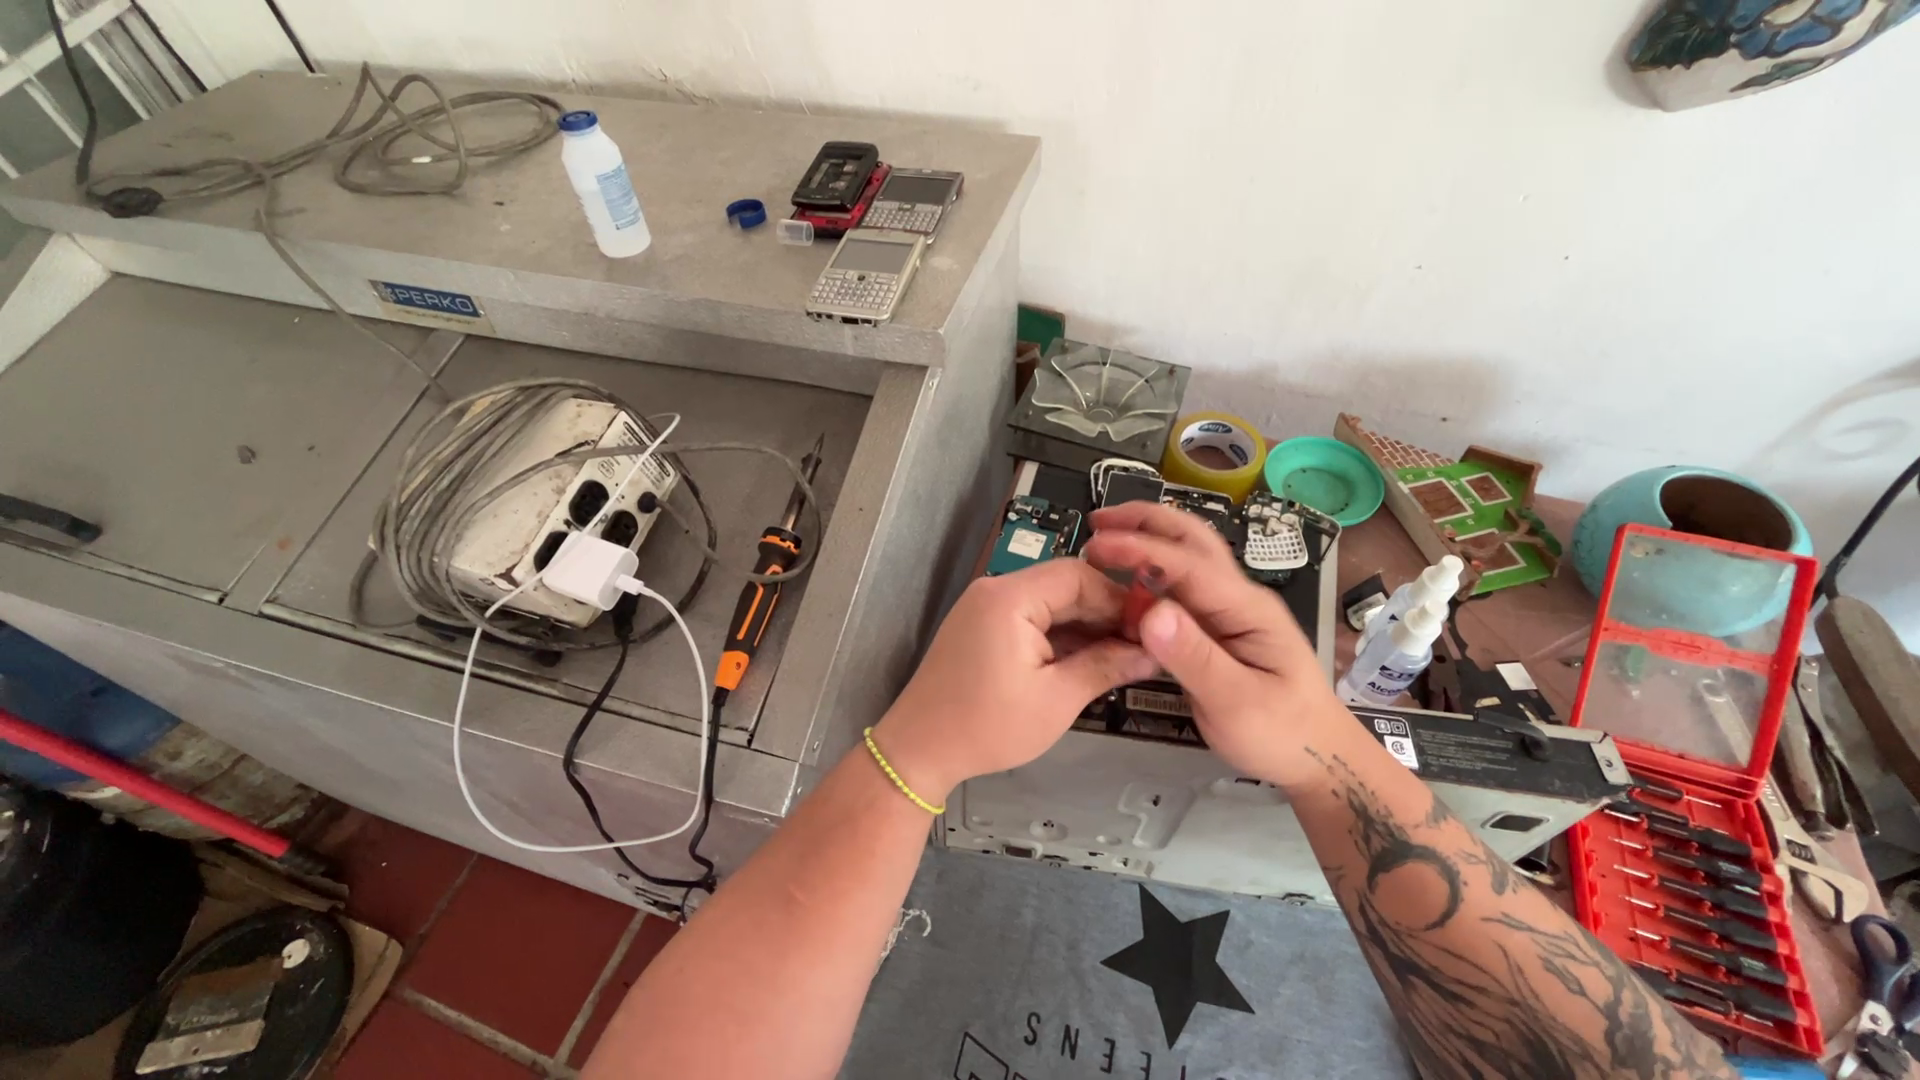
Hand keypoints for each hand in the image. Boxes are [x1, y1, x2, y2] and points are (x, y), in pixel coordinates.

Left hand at [871, 558, 1157, 802]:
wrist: (920, 750)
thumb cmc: (985, 727)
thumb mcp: (1056, 699)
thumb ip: (1105, 666)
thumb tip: (1150, 652)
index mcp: (1009, 598)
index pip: (1079, 574)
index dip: (1119, 597)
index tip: (1151, 624)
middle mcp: (995, 590)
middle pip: (1064, 585)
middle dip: (1105, 613)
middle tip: (1144, 642)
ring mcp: (985, 608)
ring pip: (1050, 603)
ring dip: (1085, 626)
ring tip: (1123, 654)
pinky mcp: (983, 627)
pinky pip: (1031, 619)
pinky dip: (1060, 636)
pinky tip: (1089, 658)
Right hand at [1080, 501, 1348, 788]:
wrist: (1316, 756)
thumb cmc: (1282, 733)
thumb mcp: (1237, 703)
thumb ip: (1194, 657)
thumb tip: (1151, 612)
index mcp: (1247, 608)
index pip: (1188, 565)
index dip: (1141, 550)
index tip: (1097, 544)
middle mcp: (1236, 598)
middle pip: (1192, 541)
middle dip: (1145, 522)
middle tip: (1097, 521)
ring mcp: (1227, 611)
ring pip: (1184, 560)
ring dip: (1146, 540)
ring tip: (1103, 542)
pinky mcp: (1215, 629)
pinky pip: (1178, 591)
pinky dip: (1147, 574)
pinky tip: (1123, 583)